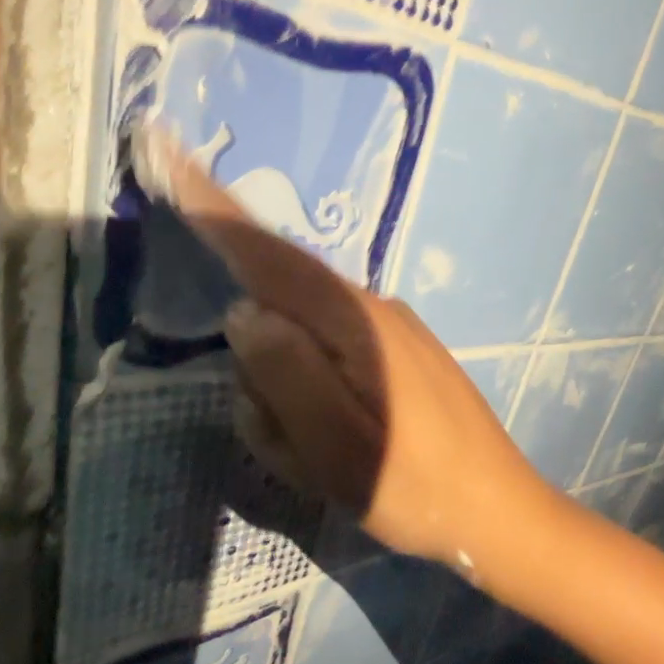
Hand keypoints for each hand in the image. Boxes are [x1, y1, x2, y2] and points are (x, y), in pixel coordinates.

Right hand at [144, 127, 557, 572]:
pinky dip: (319, 406)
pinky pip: (334, 363)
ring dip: (293, 402)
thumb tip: (242, 313)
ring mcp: (393, 331)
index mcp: (355, 321)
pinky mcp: (402, 358)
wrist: (500, 515)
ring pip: (304, 344)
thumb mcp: (337, 449)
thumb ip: (284, 376)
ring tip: (326, 463)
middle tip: (294, 450)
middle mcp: (374, 309)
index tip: (163, 147)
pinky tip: (346, 452)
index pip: (268, 252)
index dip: (210, 205)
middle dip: (263, 376)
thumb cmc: (417, 490)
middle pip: (279, 308)